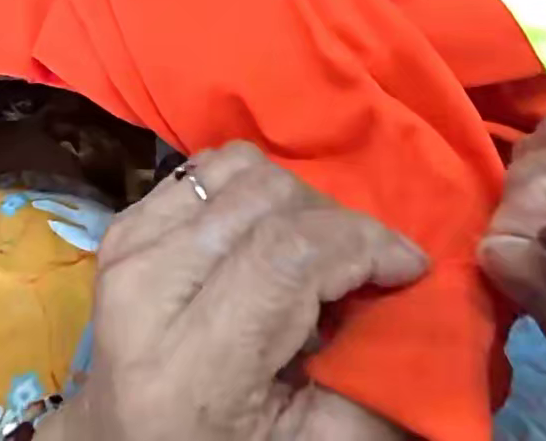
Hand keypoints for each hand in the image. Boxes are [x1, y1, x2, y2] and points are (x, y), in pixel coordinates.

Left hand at [38, 141, 425, 440]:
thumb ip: (374, 380)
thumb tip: (420, 296)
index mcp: (189, 365)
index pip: (288, 254)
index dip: (362, 241)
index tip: (410, 262)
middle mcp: (146, 285)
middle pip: (267, 199)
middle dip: (334, 222)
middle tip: (359, 266)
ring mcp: (128, 244)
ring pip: (241, 168)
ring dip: (294, 198)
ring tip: (310, 247)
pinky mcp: (125, 221)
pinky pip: (209, 166)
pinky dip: (253, 185)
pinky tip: (263, 229)